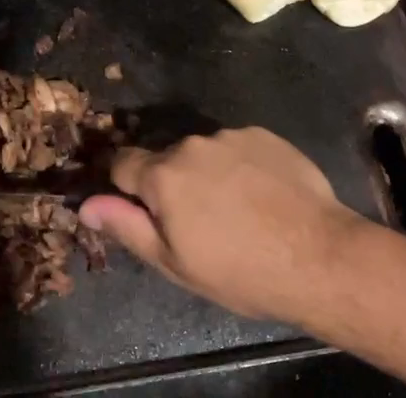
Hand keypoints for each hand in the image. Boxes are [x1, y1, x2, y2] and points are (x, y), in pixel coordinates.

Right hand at [78, 127, 365, 322]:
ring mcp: (231, 135)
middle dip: (171, 184)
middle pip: (166, 159)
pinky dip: (240, 167)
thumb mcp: (175, 262)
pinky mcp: (264, 134)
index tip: (141, 209)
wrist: (319, 256)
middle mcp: (192, 144)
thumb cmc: (240, 271)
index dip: (124, 186)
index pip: (122, 163)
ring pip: (203, 153)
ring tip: (236, 211)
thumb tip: (86, 205)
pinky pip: (237, 148)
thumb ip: (126, 226)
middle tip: (198, 223)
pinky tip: (261, 196)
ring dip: (207, 174)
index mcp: (163, 176)